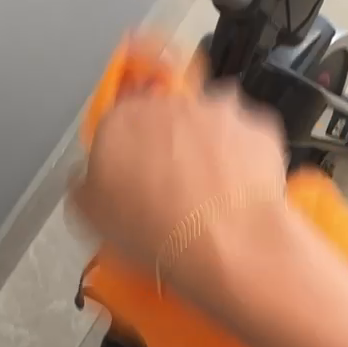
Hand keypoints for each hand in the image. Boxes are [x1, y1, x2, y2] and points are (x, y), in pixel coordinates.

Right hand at [71, 83, 289, 289]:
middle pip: (169, 117)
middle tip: (175, 186)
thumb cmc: (162, 231)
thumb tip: (90, 179)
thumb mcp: (92, 217)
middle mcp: (172, 104)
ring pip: (212, 123)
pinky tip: (240, 192)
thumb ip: (87, 182)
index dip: (130, 149)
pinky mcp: (260, 126)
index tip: (137, 171)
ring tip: (212, 193)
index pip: (120, 120)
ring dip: (211, 147)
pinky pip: (249, 139)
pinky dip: (247, 158)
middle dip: (172, 145)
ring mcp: (220, 111)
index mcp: (122, 119)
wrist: (227, 242)